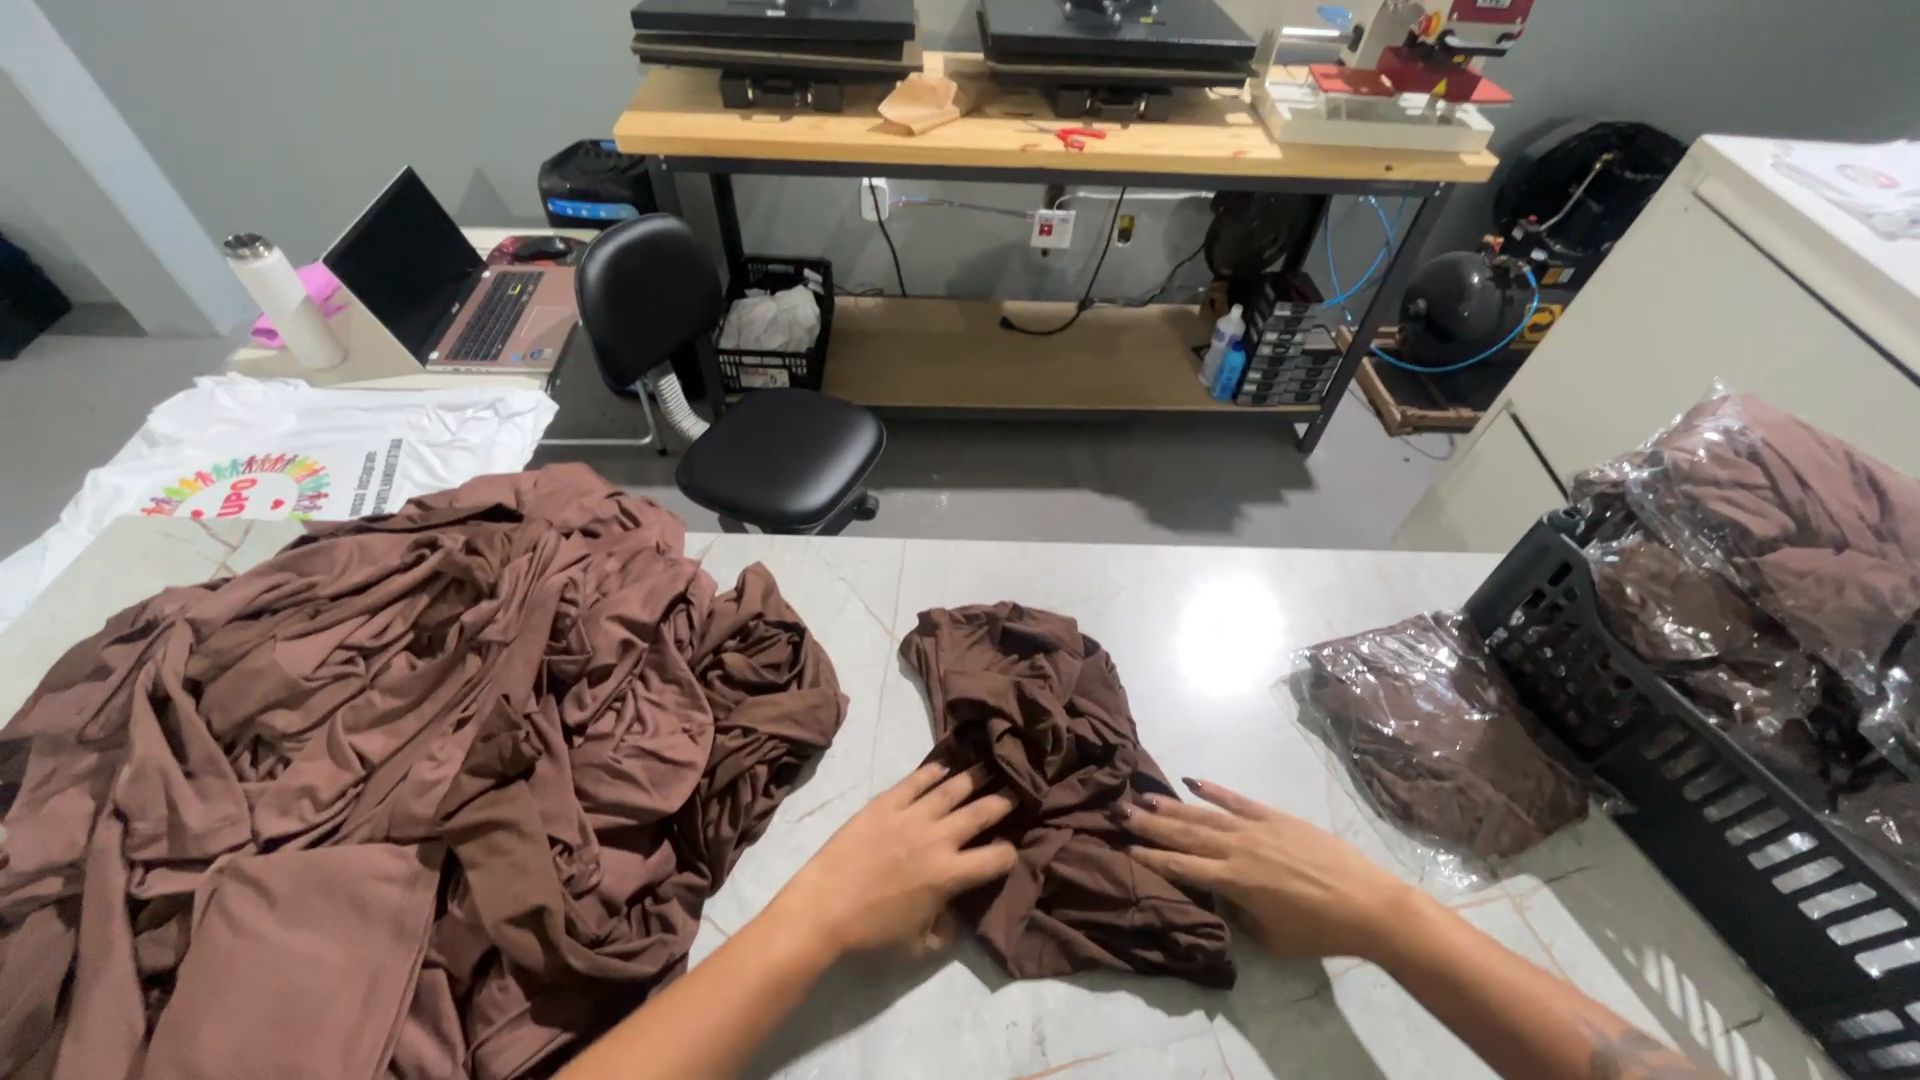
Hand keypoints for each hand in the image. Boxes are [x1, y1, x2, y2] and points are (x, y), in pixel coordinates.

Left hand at [768, 764, 1018, 957]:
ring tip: (987, 768)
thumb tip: (957, 917)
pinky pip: (916, 780)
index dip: (1009, 854)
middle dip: (1003, 802)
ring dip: (974, 777)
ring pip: (953, 789)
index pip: (997, 858)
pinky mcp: (886, 803)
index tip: (1008, 850)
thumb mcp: (918, 945)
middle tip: (1015, 793)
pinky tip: (942, 767)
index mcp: (950, 874)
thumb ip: (946, 930)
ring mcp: (911, 816)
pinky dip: (932, 771)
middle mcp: (938, 838)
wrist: (823, 909)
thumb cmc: (871, 932)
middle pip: (982, 812)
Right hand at [1115, 778, 1429, 962]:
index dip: (1152, 858)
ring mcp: (1256, 828)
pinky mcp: (1274, 817)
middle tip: (1119, 810)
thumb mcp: (1271, 940)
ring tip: (1144, 798)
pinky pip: (1236, 800)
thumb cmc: (1319, 931)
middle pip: (1184, 834)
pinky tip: (1191, 782)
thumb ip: (1238, 916)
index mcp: (1234, 882)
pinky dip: (1212, 790)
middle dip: (1149, 824)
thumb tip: (1218, 897)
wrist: (1368, 905)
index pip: (1182, 866)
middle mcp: (1237, 849)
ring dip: (1172, 806)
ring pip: (1204, 815)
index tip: (1125, 847)